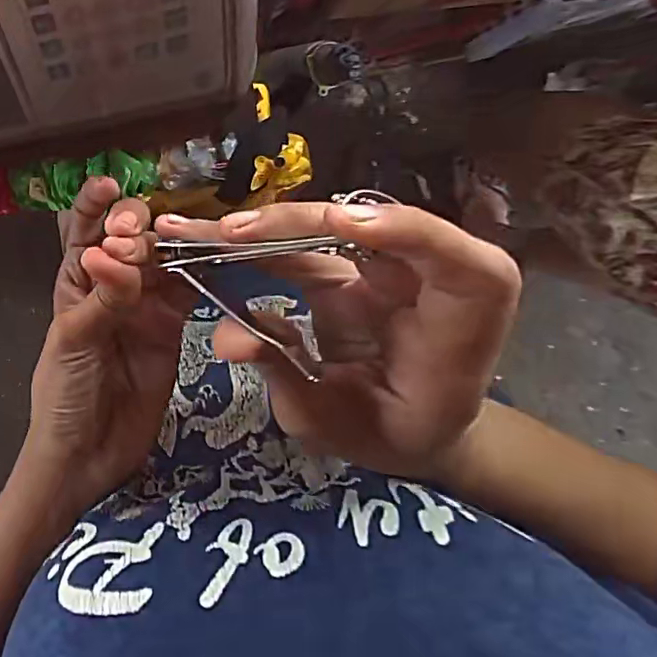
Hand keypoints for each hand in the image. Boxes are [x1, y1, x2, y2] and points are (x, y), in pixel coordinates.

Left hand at [22, 194, 189, 517]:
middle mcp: (112, 284)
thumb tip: (117, 255)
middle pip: (128, 238)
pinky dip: (200, 272)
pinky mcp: (172, 327)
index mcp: (77, 280)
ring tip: (176, 241)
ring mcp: (145, 304)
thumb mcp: (73, 342)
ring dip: (169, 245)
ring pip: (162, 259)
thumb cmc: (64, 394)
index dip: (95, 205)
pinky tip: (211, 258)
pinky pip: (189, 291)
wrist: (88, 454)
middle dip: (132, 225)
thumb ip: (101, 300)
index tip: (108, 186)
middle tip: (133, 237)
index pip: (84, 230)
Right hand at [155, 200, 519, 480]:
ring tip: (193, 230)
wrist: (405, 429)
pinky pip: (300, 245)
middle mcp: (421, 282)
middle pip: (372, 229)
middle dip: (297, 223)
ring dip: (260, 226)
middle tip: (229, 232)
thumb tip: (226, 336)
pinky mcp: (343, 269)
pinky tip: (206, 236)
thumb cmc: (391, 434)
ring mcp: (379, 270)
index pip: (463, 266)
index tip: (344, 224)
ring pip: (324, 229)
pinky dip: (253, 242)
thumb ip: (286, 379)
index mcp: (457, 327)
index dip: (413, 232)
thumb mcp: (337, 425)